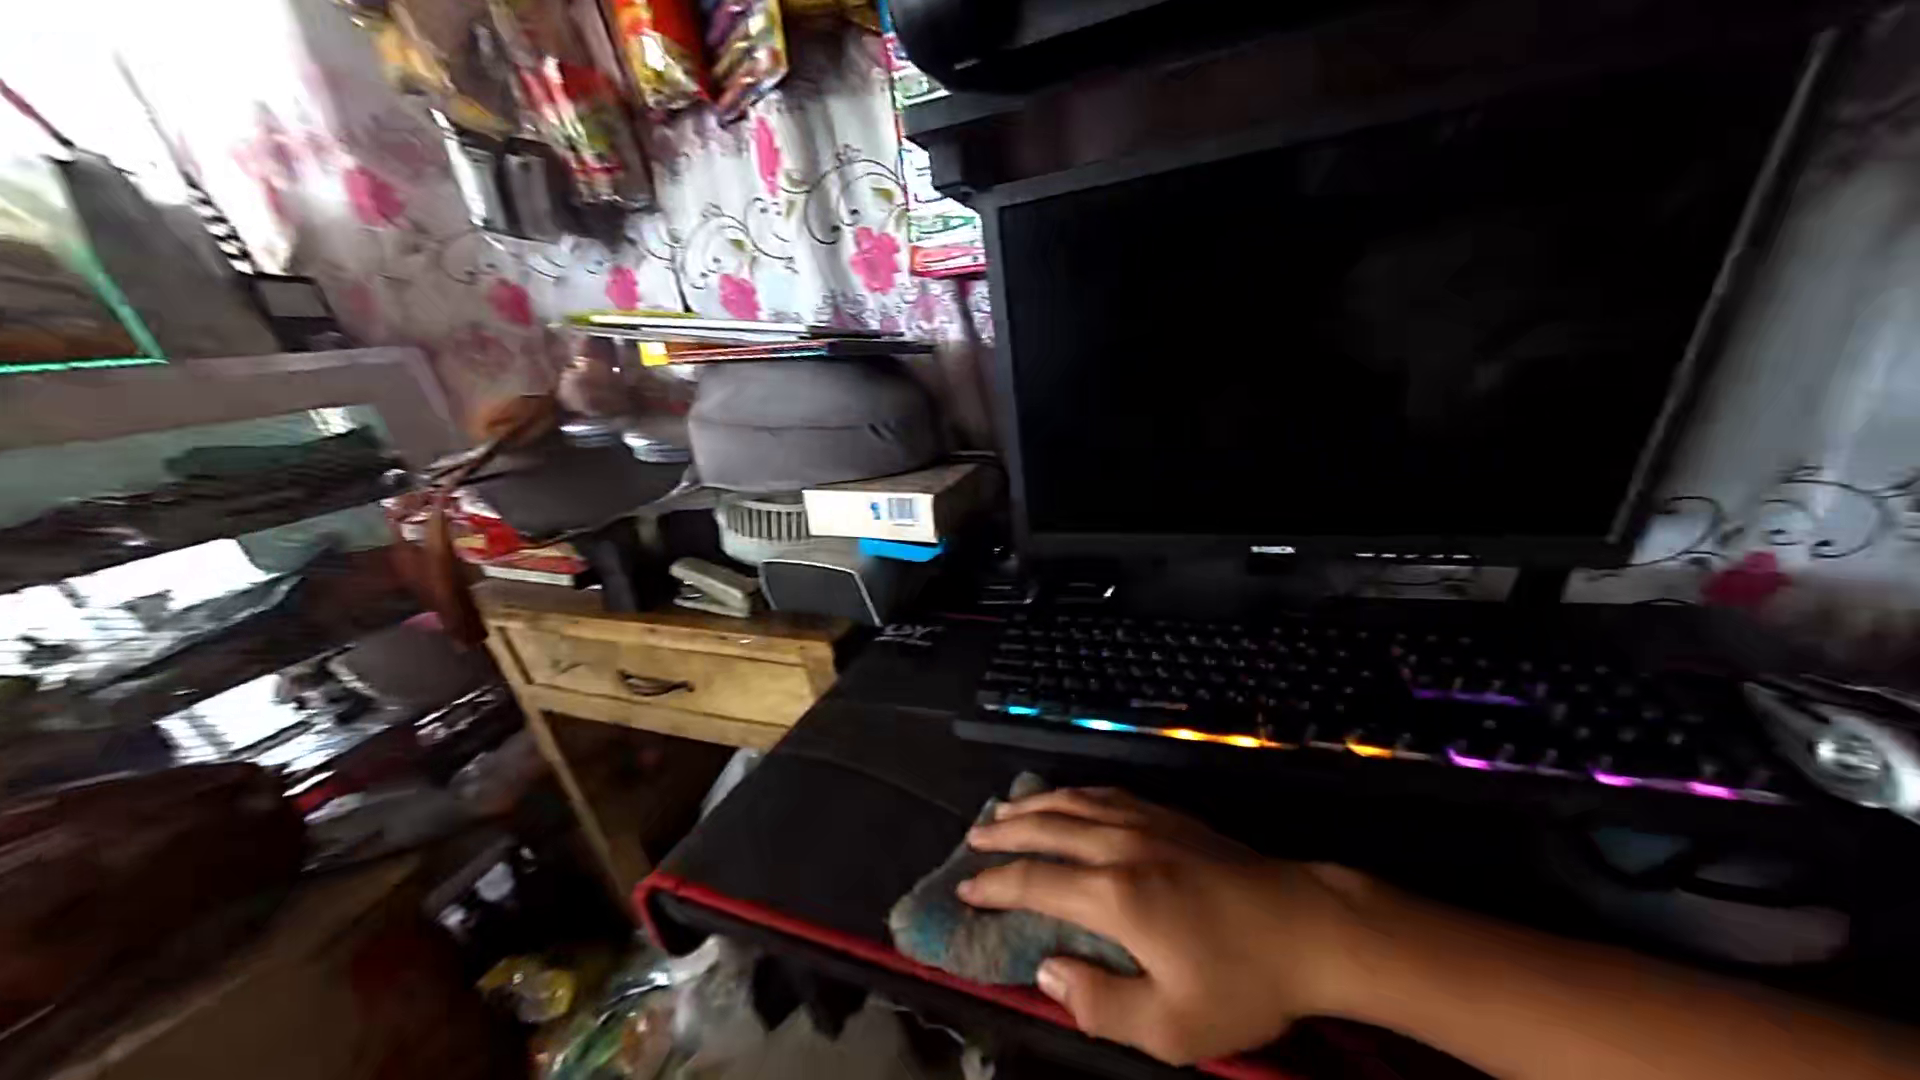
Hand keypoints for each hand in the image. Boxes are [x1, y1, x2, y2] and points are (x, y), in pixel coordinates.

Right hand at [958, 787, 1373, 1064]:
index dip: (994, 885)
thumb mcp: (1170, 1026)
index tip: (965, 889)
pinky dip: (1072, 792)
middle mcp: (1119, 845)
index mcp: (1115, 894)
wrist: (1306, 926)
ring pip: (1071, 802)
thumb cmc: (1240, 982)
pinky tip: (1066, 796)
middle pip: (1045, 828)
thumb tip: (1045, 970)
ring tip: (1004, 809)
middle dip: (1003, 833)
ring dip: (1031, 804)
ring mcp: (1144, 821)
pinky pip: (1104, 792)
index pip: (1034, 882)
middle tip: (972, 838)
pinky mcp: (1166, 814)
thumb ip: (1098, 1002)